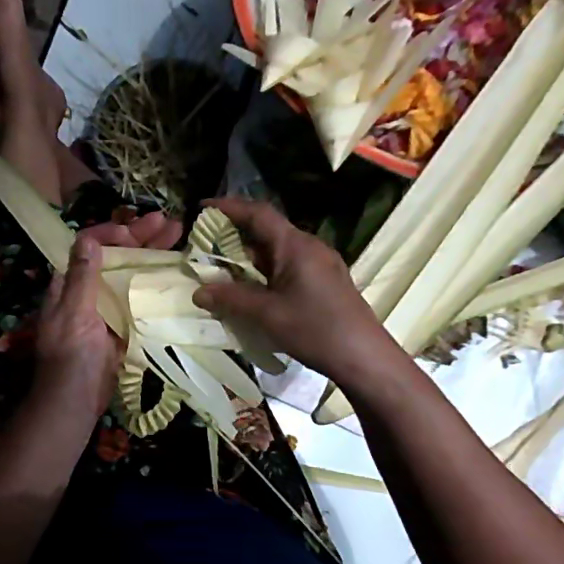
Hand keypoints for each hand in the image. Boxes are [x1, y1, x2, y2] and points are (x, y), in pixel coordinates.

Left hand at [30, 211, 182, 415]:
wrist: (76, 401)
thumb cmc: (72, 356)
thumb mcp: (75, 313)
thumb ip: (82, 277)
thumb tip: (88, 239)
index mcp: (68, 285)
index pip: (88, 247)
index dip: (111, 235)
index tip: (135, 232)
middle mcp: (87, 292)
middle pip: (115, 257)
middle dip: (141, 238)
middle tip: (171, 223)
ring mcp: (106, 309)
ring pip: (130, 275)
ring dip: (153, 256)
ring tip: (180, 236)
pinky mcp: (122, 326)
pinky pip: (139, 298)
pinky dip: (156, 284)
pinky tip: (178, 273)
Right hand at [190, 198, 392, 384]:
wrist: (364, 357)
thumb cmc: (316, 329)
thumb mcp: (267, 314)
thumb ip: (231, 299)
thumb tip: (199, 292)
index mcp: (295, 246)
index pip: (259, 214)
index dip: (229, 206)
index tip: (203, 207)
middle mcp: (309, 247)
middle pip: (267, 230)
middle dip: (234, 234)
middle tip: (204, 245)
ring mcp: (319, 264)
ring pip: (276, 250)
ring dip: (248, 256)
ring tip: (221, 269)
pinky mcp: (323, 281)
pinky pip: (287, 266)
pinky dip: (263, 270)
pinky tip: (251, 289)